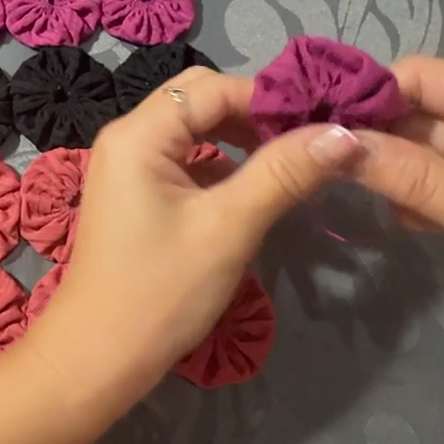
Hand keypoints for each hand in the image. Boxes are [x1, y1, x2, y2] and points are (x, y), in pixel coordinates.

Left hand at [22, 68, 363, 401]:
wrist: (99, 354)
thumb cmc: (161, 290)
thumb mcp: (229, 228)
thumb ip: (283, 174)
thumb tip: (344, 134)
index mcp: (138, 133)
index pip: (211, 88)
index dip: (266, 98)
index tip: (321, 121)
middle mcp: (127, 135)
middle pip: (197, 98)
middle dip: (251, 111)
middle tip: (305, 138)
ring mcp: (127, 162)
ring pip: (190, 126)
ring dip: (237, 135)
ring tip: (288, 158)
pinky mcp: (134, 188)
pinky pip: (181, 154)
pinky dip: (218, 159)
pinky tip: (251, 183)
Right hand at [353, 55, 443, 363]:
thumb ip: (414, 178)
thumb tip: (334, 140)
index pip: (424, 76)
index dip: (370, 95)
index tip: (319, 127)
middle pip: (418, 110)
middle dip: (377, 138)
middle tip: (327, 169)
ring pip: (422, 145)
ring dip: (395, 172)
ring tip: (371, 202)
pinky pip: (438, 175)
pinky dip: (415, 193)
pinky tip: (406, 222)